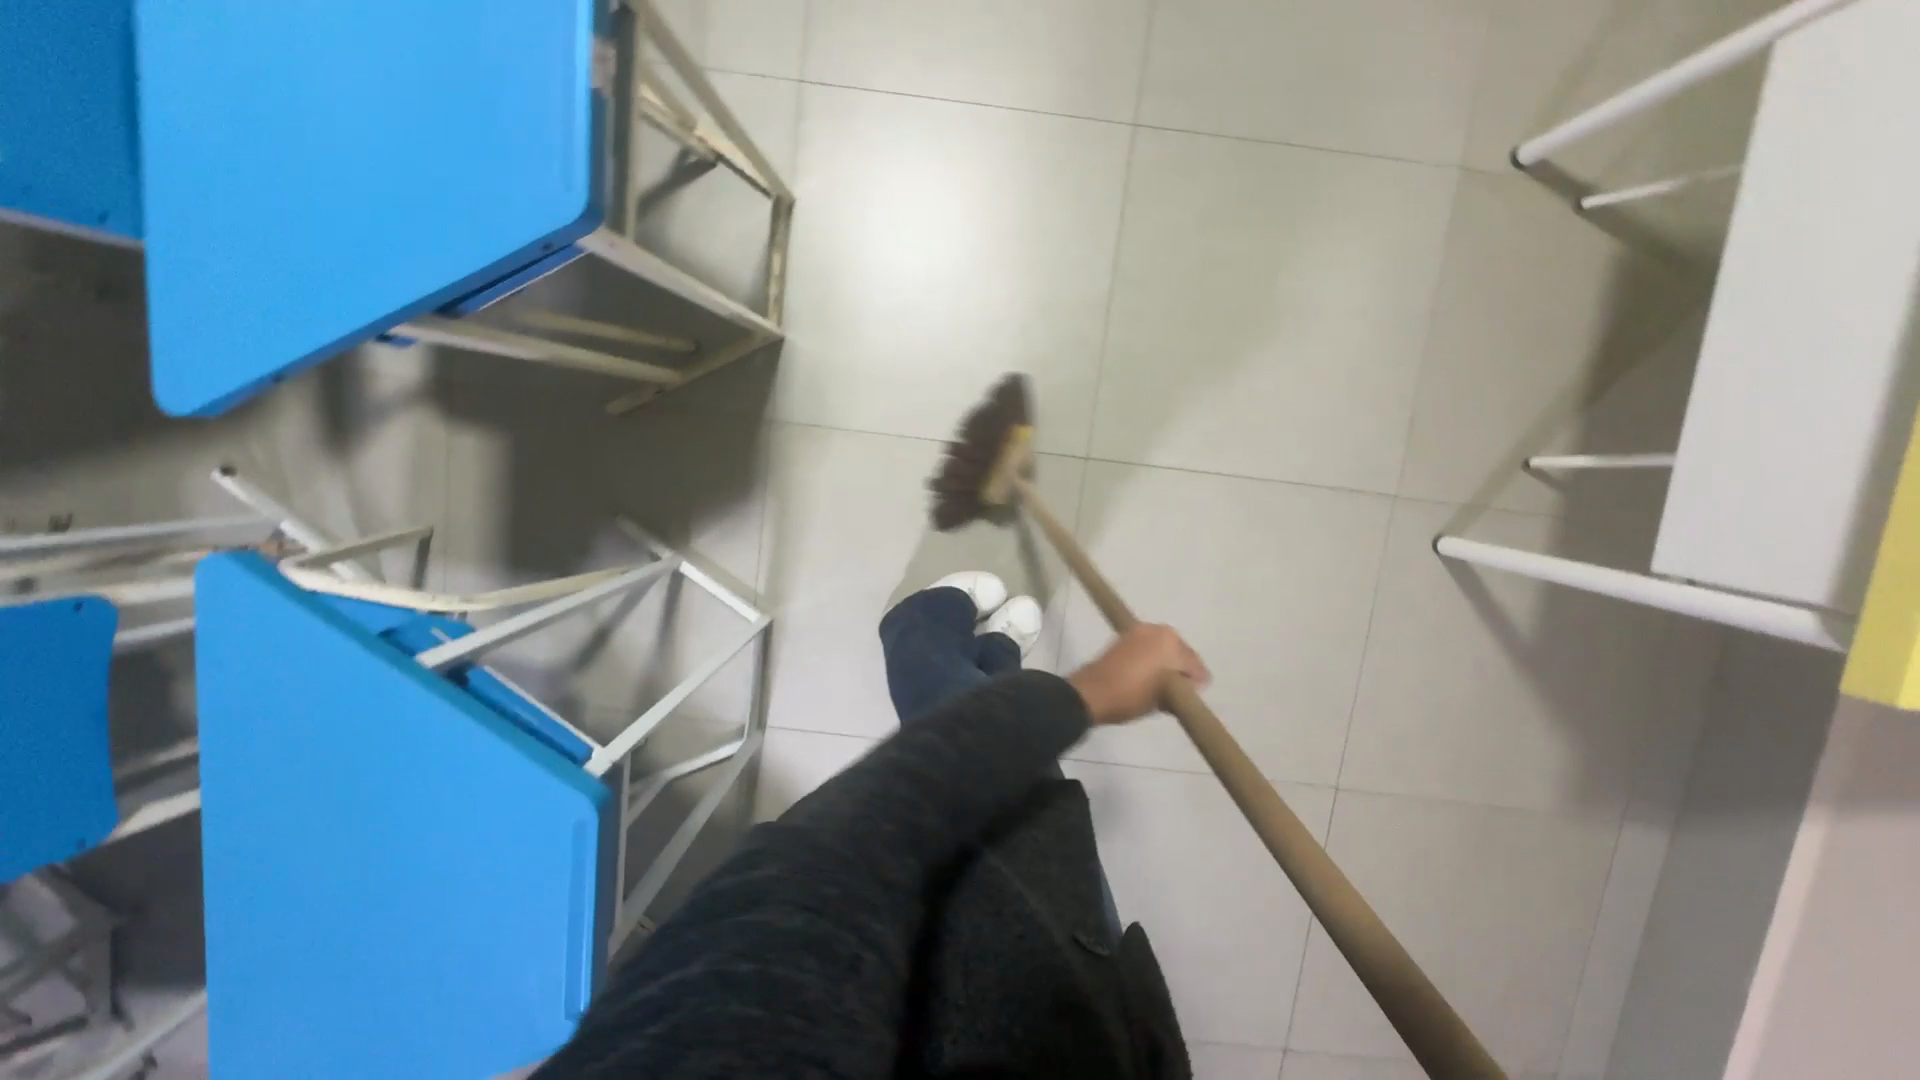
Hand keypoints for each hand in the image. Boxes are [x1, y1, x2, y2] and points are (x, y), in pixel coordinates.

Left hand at [1066, 624, 1209, 725]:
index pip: (1194, 664)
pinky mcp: (1124, 636)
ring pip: (1163, 647)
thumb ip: (1183, 689)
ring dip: (1166, 662)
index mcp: (1171, 642)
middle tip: (1181, 689)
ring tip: (1165, 684)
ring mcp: (1139, 630)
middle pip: (1180, 651)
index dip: (1197, 681)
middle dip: (1182, 668)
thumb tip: (1189, 685)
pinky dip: (1152, 658)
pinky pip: (1147, 646)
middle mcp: (1158, 630)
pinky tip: (1149, 675)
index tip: (1194, 695)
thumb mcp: (1165, 699)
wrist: (1092, 692)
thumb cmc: (1132, 695)